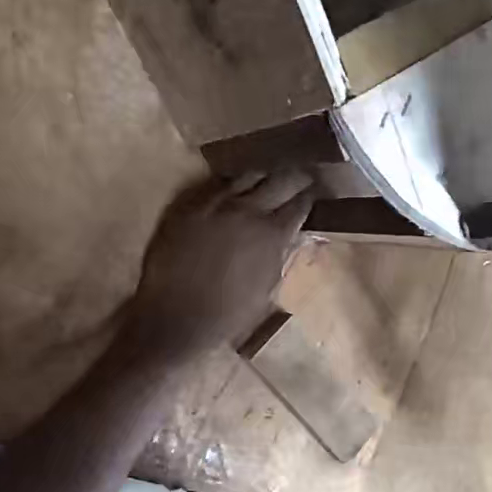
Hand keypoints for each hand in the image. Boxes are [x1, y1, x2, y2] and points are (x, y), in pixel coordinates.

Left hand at [122, 170, 315, 359]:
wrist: (177, 317)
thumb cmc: (229, 314)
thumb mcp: (268, 287)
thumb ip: (280, 255)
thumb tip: (290, 236)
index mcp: (274, 234)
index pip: (300, 205)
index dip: (310, 198)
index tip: (314, 194)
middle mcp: (250, 211)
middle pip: (282, 180)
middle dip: (296, 177)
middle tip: (303, 175)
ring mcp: (218, 205)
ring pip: (250, 175)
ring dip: (265, 175)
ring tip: (271, 176)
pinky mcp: (192, 206)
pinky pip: (218, 185)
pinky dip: (234, 183)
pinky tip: (237, 186)